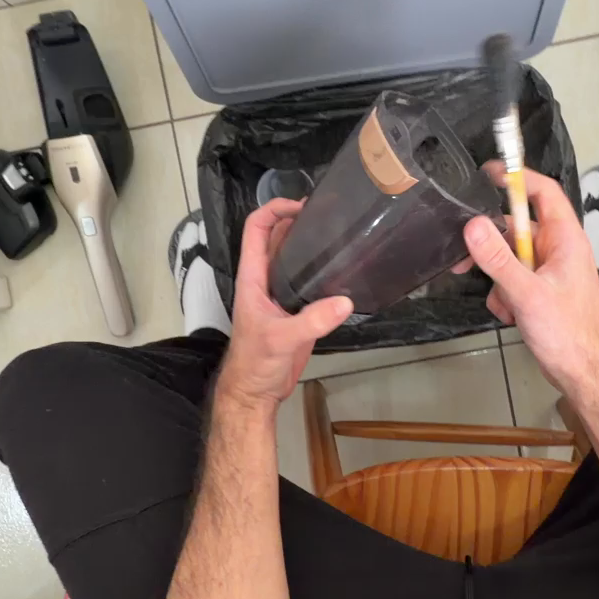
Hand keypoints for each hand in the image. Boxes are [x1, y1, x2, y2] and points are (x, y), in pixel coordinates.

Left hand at [215, 198, 354, 416]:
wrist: (257, 392)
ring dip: (312, 244)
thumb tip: (345, 302)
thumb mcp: (281, 339)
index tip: (301, 206)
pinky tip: (345, 269)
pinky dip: (324, 271)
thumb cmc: (256, 362)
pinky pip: (311, 282)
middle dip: (299, 221)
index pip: (256, 230)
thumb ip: (312, 321)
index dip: (274, 210)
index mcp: (253, 278)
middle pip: (279, 238)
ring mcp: (282, 294)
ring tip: (342, 234)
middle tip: (332, 215)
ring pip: (295, 259)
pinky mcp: (298, 310)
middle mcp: (266, 280)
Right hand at [462, 168, 598, 393]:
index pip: (543, 193)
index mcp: (565, 240)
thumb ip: (498, 260)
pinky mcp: (541, 290)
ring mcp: (550, 270)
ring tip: (504, 302)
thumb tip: (474, 226)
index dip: (518, 179)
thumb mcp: (527, 293)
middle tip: (466, 257)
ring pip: (510, 257)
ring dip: (499, 278)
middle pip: (517, 228)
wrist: (582, 374)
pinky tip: (511, 314)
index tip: (489, 172)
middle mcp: (558, 250)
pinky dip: (505, 295)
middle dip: (492, 245)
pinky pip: (513, 279)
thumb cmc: (567, 334)